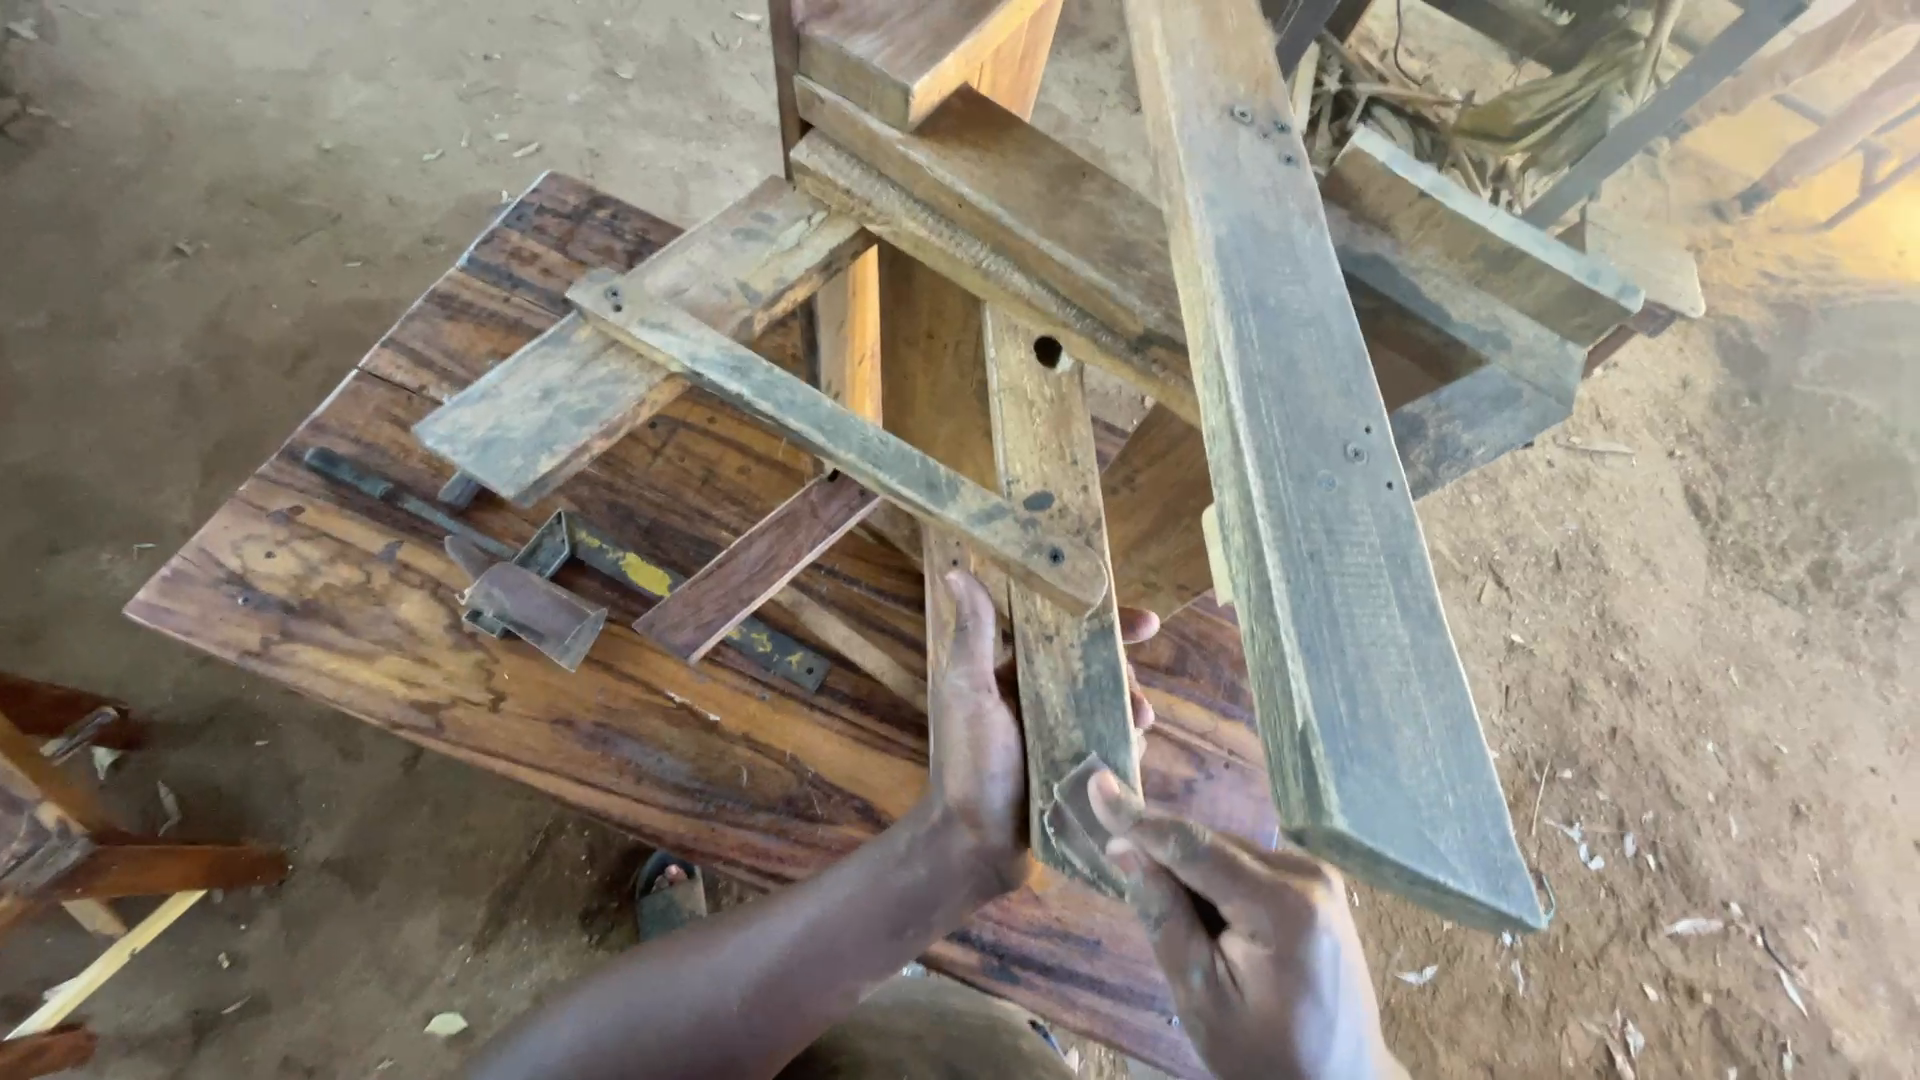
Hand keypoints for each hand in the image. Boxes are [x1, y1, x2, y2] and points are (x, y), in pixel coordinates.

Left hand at [923, 570, 1159, 899]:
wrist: (974, 844)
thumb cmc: (968, 763)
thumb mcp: (969, 692)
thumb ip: (975, 634)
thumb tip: (960, 570)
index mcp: (1009, 671)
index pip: (1059, 630)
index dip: (1100, 621)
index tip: (1145, 622)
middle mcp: (1035, 695)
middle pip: (1092, 666)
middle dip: (1123, 672)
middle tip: (1138, 693)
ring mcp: (1056, 730)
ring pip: (1107, 703)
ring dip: (1130, 705)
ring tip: (1140, 722)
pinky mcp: (1073, 764)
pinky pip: (1109, 740)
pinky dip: (1125, 738)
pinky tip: (1135, 748)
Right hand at [1089, 771, 1396, 1079]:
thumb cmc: (1269, 1056)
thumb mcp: (1202, 1000)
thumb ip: (1164, 917)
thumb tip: (1124, 849)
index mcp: (1283, 906)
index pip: (1193, 846)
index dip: (1138, 818)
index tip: (1097, 786)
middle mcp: (1306, 873)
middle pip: (1208, 845)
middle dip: (1164, 858)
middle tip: (1134, 892)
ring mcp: (1315, 874)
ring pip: (1222, 850)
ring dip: (1189, 874)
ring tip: (1194, 934)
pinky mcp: (1314, 882)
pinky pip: (1242, 863)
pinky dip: (1215, 882)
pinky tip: (1216, 927)